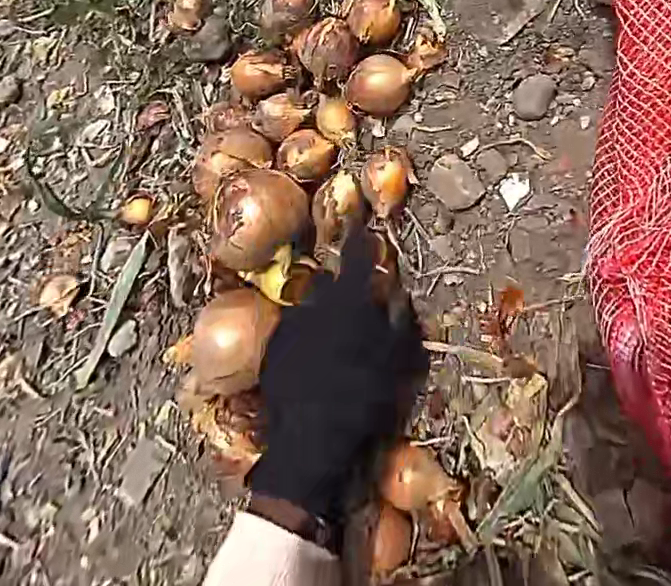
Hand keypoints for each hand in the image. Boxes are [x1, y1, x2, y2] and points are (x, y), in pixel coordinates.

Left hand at [246, 224, 427, 526]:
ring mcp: (289, 325)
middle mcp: (315, 304)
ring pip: (310, 304)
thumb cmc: (363, 398)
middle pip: (332, 280)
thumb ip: (398, 320)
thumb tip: (397, 294)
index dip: (362, 239)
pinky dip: (305, 334)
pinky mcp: (272, 348)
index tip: (364, 228)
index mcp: (348, 301)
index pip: (356, 256)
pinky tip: (314, 358)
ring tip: (334, 335)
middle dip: (344, 285)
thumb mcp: (397, 359)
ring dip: (323, 310)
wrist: (310, 441)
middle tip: (357, 302)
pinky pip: (293, 329)